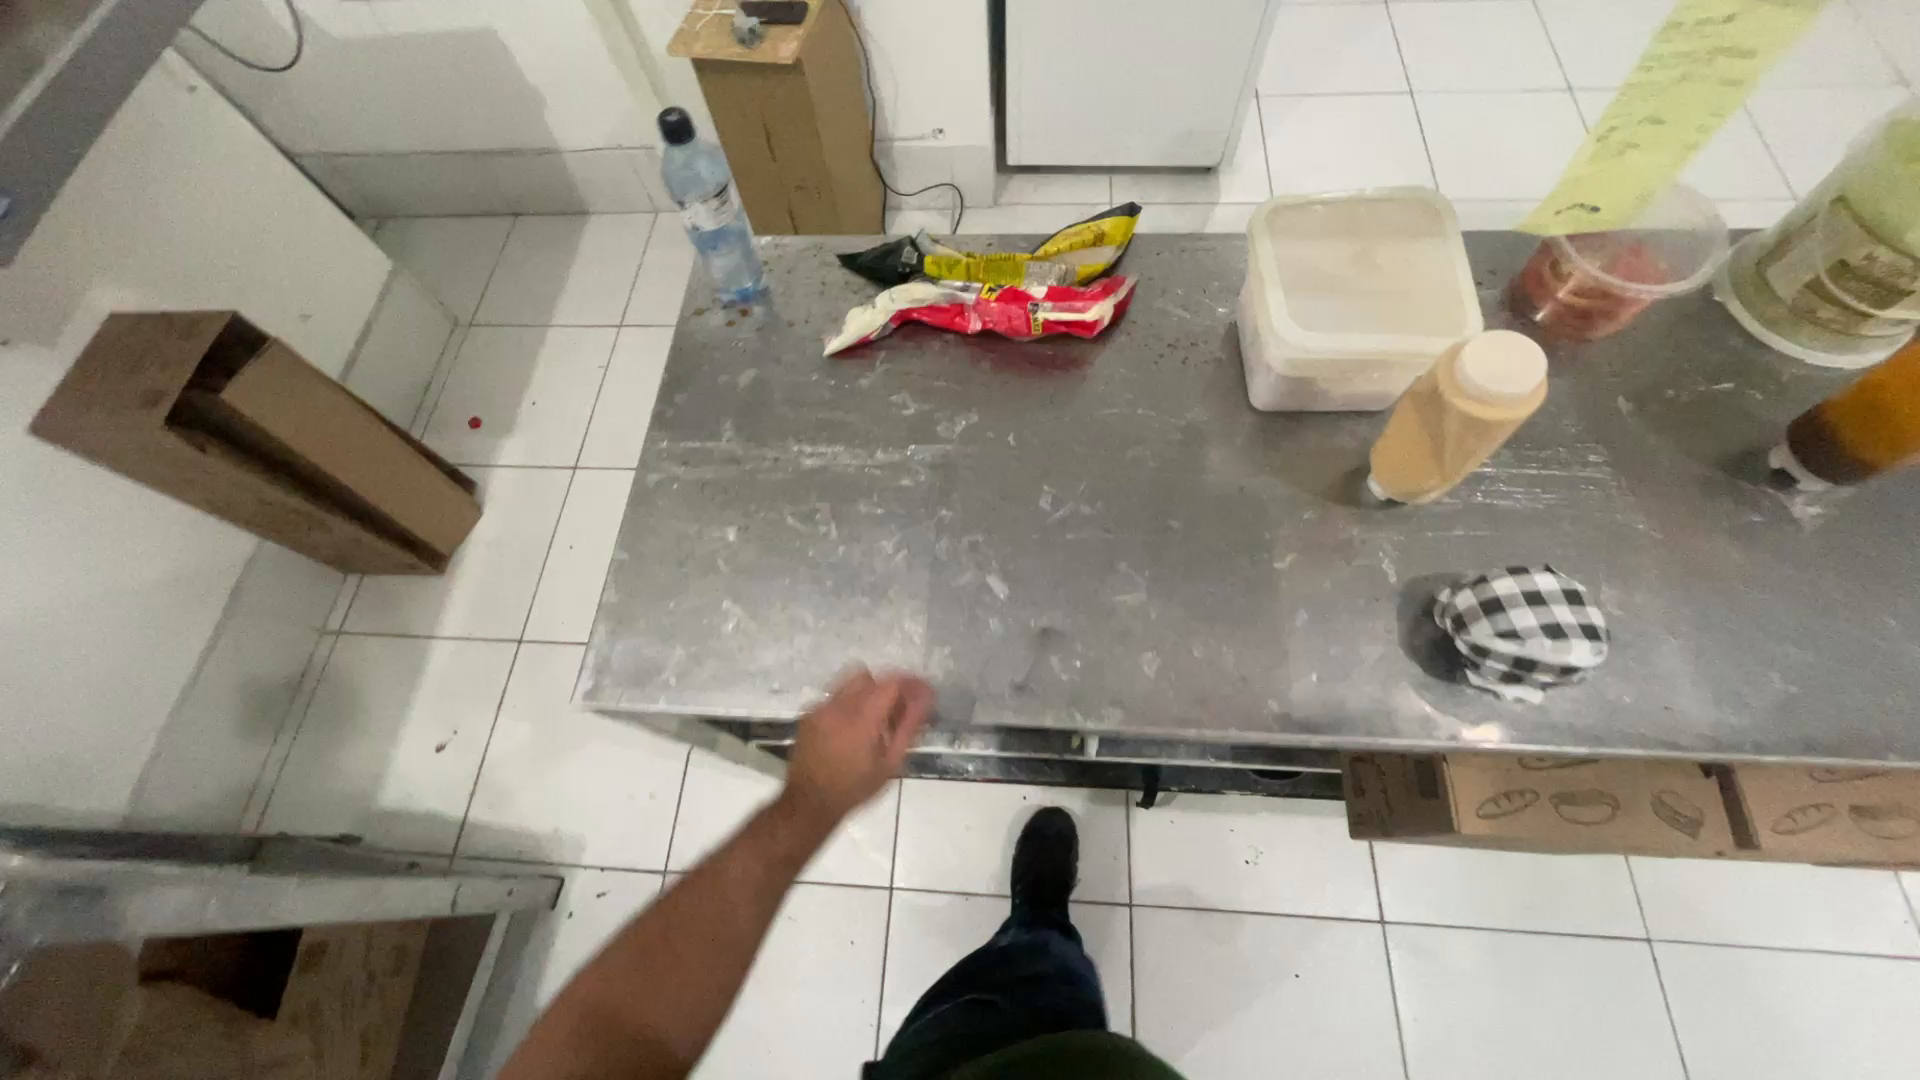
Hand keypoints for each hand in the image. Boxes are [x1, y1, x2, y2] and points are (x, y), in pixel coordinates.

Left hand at [781, 667, 932, 827]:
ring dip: (869, 692)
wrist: (809, 802)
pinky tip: (853, 727)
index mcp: (862, 719)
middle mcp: (839, 706)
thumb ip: (908, 728)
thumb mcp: (889, 764)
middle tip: (900, 707)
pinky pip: (835, 696)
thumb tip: (925, 701)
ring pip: (851, 683)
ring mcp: (821, 708)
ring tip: (876, 716)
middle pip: (872, 677)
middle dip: (890, 686)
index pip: (892, 683)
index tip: (923, 692)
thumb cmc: (855, 788)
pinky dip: (850, 704)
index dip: (911, 683)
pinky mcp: (809, 714)